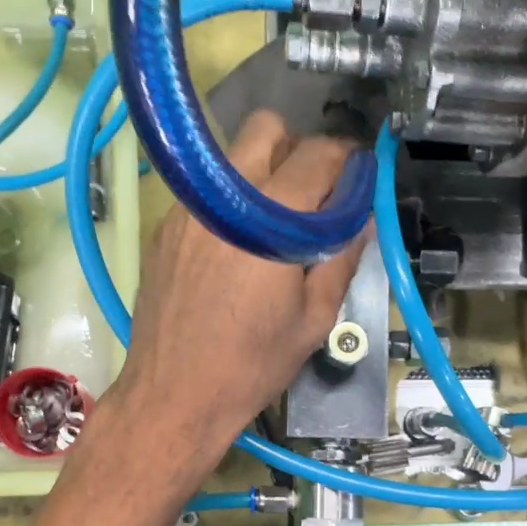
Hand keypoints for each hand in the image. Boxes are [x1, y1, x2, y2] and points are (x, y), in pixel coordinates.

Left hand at [98, 110, 369, 481]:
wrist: (175, 396)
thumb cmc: (252, 365)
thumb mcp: (314, 320)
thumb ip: (341, 259)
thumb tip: (360, 218)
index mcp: (271, 218)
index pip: (318, 155)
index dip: (348, 159)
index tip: (360, 177)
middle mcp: (225, 197)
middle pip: (267, 129)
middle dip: (300, 148)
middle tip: (316, 193)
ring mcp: (188, 208)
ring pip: (232, 155)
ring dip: (264, 170)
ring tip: (279, 219)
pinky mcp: (166, 227)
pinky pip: (209, 189)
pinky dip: (234, 199)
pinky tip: (239, 246)